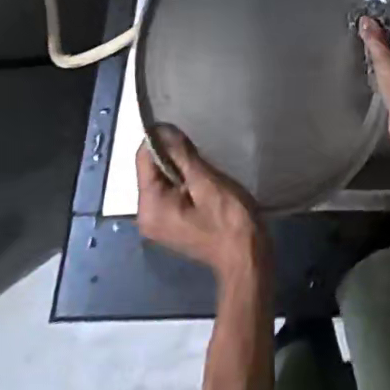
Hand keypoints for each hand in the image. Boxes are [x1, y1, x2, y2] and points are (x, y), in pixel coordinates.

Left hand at [137, 126, 267, 278]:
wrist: (246, 259)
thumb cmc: (228, 220)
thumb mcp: (206, 182)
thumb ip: (181, 155)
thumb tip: (163, 130)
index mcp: (149, 206)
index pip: (143, 159)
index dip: (160, 139)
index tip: (181, 130)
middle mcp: (146, 216)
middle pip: (150, 170)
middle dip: (171, 155)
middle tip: (198, 150)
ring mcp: (157, 223)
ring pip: (161, 180)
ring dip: (180, 168)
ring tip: (203, 166)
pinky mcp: (170, 225)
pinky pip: (169, 193)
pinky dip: (183, 182)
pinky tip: (202, 182)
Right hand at [359, 16, 389, 177]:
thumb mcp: (386, 62)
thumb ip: (375, 41)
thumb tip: (366, 20)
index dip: (387, 22)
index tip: (369, 17)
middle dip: (381, 37)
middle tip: (362, 31)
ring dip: (379, 53)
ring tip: (362, 46)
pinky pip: (389, 72)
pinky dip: (379, 68)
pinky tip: (367, 68)